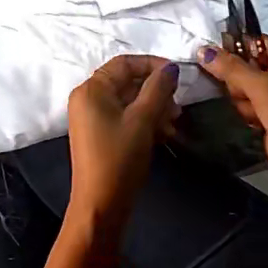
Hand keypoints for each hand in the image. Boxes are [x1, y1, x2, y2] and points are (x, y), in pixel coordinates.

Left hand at [66, 55, 179, 217]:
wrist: (101, 204)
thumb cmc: (119, 158)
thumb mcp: (142, 120)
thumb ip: (158, 89)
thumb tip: (171, 68)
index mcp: (91, 90)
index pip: (124, 63)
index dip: (153, 65)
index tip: (179, 76)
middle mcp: (88, 99)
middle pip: (128, 82)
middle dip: (156, 92)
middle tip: (177, 109)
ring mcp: (93, 119)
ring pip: (130, 102)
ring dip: (154, 109)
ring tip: (172, 125)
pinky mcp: (101, 136)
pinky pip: (125, 119)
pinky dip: (145, 123)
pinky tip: (163, 136)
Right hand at [198, 37, 267, 190]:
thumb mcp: (261, 86)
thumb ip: (230, 68)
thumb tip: (202, 49)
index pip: (252, 42)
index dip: (232, 50)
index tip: (211, 58)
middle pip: (243, 67)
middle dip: (239, 83)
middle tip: (247, 94)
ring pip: (241, 89)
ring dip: (244, 102)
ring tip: (258, 113)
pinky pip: (247, 106)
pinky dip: (249, 114)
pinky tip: (258, 123)